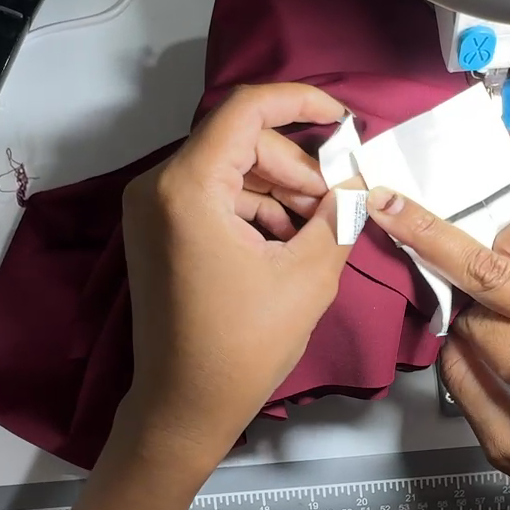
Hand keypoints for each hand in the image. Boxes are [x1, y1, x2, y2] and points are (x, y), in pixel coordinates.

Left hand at [115, 84, 353, 467]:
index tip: (343, 120)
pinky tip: (284, 245)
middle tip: (336, 207)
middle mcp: (158, 186)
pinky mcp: (158, 231)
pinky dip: (255, 211)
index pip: (246, 110)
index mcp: (188, 189)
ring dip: (280, 192)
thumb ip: (338, 215)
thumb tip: (357, 182)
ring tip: (315, 233)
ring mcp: (152, 209)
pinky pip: (215, 198)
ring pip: (232, 171)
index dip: (300, 103)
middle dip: (297, 168)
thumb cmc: (244, 346)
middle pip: (242, 143)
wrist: (184, 406)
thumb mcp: (308, 276)